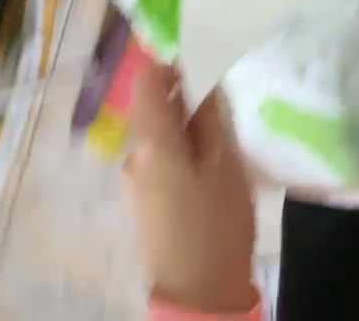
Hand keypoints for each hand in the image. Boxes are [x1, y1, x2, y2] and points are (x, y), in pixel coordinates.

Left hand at [126, 64, 257, 313]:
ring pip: (158, 135)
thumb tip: (203, 81)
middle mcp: (133, 156)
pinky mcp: (143, 201)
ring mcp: (134, 181)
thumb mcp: (224, 162)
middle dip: (184, 97)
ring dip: (184, 125)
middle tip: (222, 99)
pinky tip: (208, 163)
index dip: (170, 64)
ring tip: (221, 133)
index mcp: (151, 142)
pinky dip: (180, 149)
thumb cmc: (216, 222)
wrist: (199, 295)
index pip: (147, 81)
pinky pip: (158, 158)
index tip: (201, 63)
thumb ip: (211, 116)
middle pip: (152, 108)